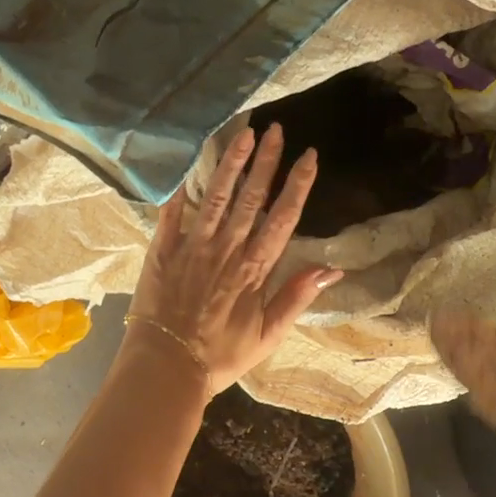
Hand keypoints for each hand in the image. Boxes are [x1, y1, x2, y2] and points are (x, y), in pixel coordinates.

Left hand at [126, 123, 343, 393]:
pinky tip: (187, 163)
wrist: (167, 366)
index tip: (309, 156)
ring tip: (242, 134)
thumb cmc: (222, 355)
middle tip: (275, 130)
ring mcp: (193, 246)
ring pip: (216, 197)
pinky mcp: (163, 249)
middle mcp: (226, 249)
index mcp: (254, 269)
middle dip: (265, 162)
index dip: (298, 185)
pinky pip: (172, 214)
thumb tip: (332, 269)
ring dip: (231, 164)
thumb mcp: (268, 335)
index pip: (282, 218)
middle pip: (250, 198)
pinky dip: (179, 190)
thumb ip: (296, 297)